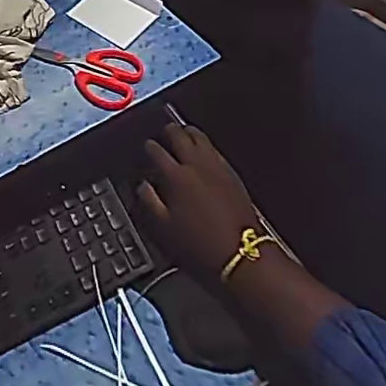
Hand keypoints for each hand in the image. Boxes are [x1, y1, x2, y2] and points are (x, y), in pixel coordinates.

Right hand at [137, 122, 261, 275]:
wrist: (242, 255)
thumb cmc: (201, 244)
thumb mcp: (164, 227)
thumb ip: (149, 201)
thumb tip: (143, 186)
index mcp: (176, 177)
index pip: (157, 151)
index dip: (150, 146)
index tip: (147, 147)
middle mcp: (196, 167)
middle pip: (180, 137)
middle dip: (170, 131)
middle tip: (165, 130)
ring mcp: (217, 169)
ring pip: (202, 139)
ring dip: (190, 133)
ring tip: (185, 132)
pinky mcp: (233, 176)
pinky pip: (217, 151)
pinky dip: (208, 146)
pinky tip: (206, 149)